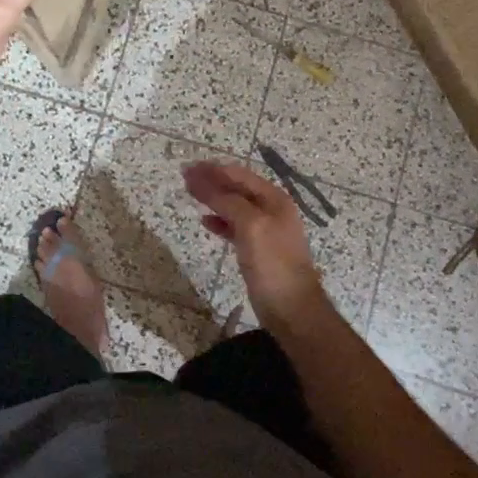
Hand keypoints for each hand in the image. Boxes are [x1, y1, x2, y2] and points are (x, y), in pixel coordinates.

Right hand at [185, 161, 325, 328]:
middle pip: (237, 188)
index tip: (188, 167)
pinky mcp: (257, 250)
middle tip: (185, 177)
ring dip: (214, 199)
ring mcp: (265, 231)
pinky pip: (235, 227)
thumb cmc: (273, 264)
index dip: (213, 169)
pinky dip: (220, 221)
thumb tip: (202, 181)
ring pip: (235, 207)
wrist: (292, 309)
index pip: (240, 175)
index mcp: (274, 199)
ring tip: (190, 195)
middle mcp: (271, 210)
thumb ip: (227, 202)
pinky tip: (206, 221)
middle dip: (212, 181)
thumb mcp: (251, 226)